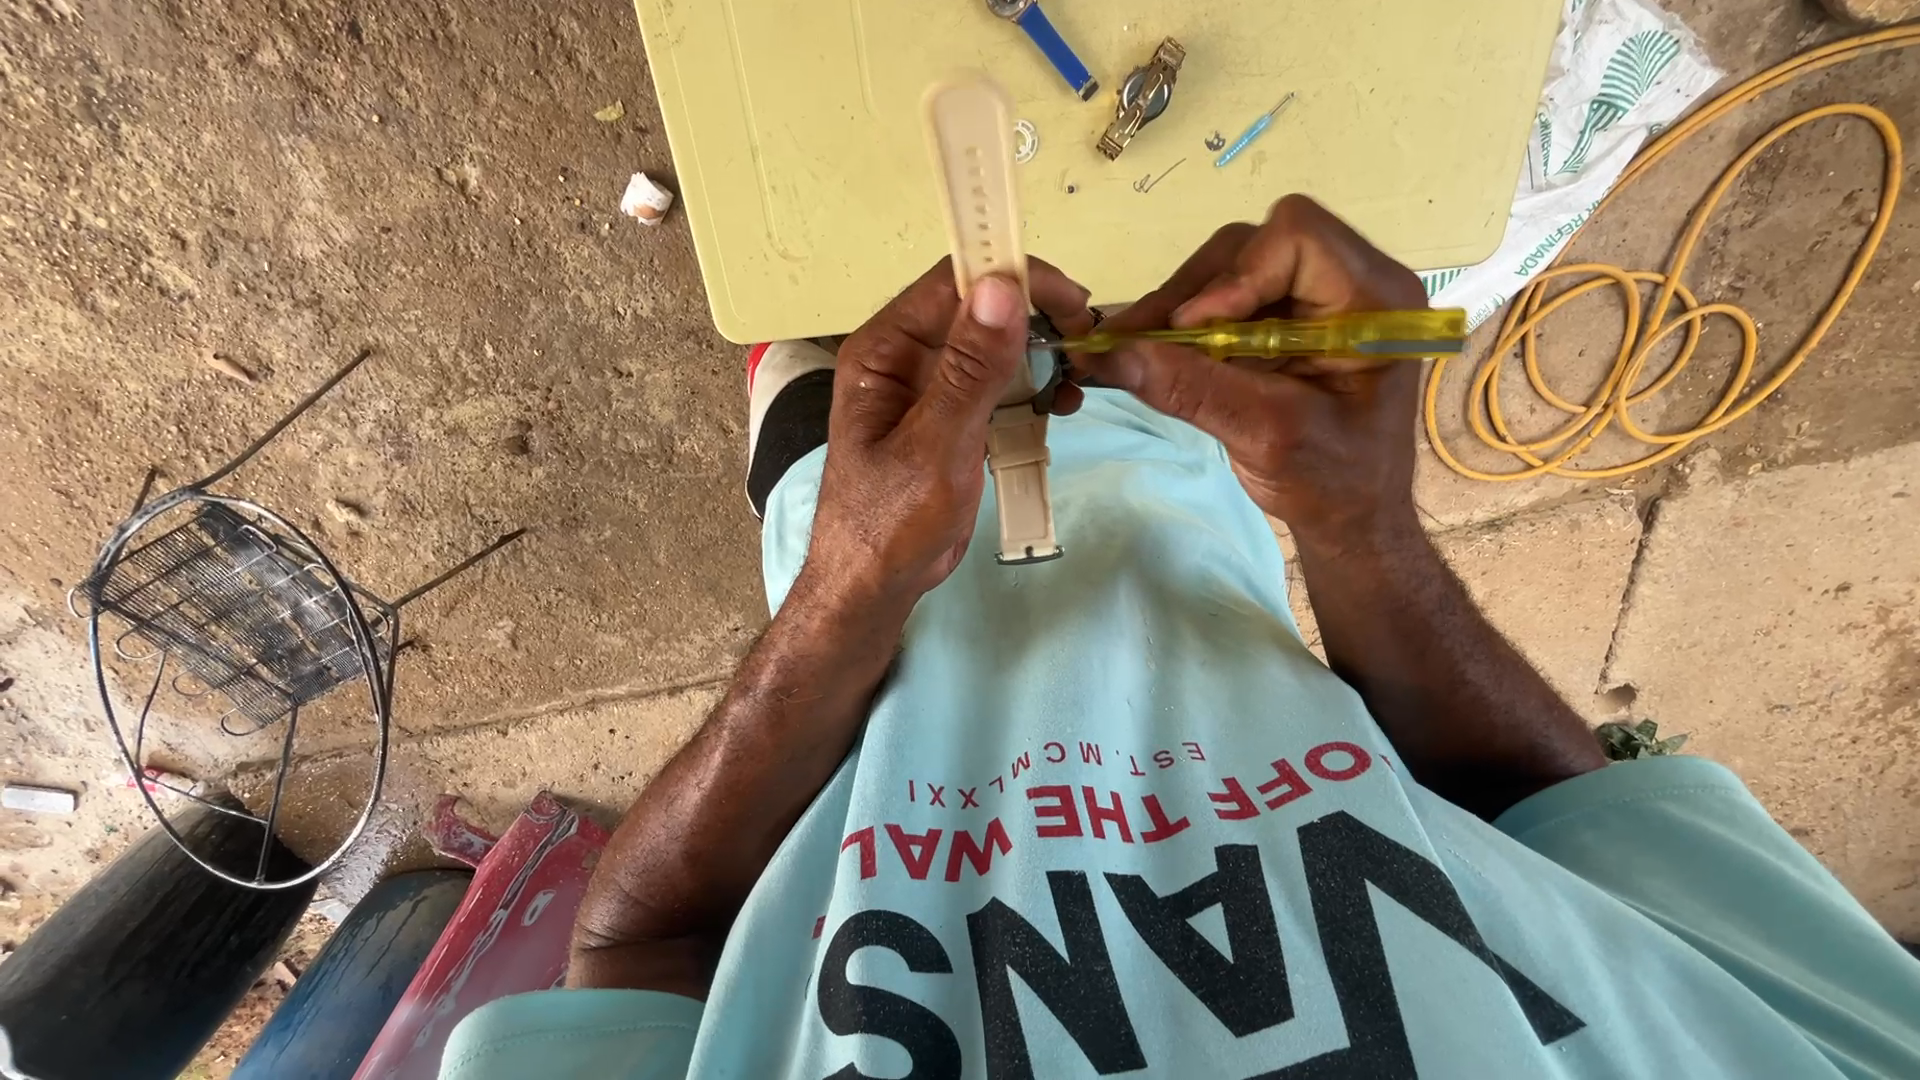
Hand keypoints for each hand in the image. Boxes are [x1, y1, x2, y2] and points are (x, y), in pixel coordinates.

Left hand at [802, 258, 1093, 606]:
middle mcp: (906, 358)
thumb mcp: (935, 445)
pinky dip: (1030, 391)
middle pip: (978, 311)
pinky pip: (997, 387)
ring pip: (994, 349)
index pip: (953, 285)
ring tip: (1075, 383)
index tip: (1072, 302)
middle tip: (1085, 342)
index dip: (1015, 279)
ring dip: (1039, 357)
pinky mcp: (954, 419)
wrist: (878, 583)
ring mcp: (932, 389)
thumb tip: (1002, 288)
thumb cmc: (892, 521)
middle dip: (1036, 318)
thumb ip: (969, 371)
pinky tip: (1058, 408)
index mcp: (885, 350)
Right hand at [1076, 195, 1427, 555]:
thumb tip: (1113, 355)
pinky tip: (1148, 356)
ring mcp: (1306, 302)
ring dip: (1173, 310)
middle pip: (1249, 247)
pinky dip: (1177, 329)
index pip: (1297, 238)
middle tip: (1136, 342)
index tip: (1191, 332)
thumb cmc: (1332, 481)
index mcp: (1371, 300)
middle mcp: (1342, 283)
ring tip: (1131, 351)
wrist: (1347, 515)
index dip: (1236, 276)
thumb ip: (1194, 389)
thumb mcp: (1266, 435)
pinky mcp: (1276, 324)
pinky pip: (1217, 303)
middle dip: (1190, 295)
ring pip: (1224, 270)